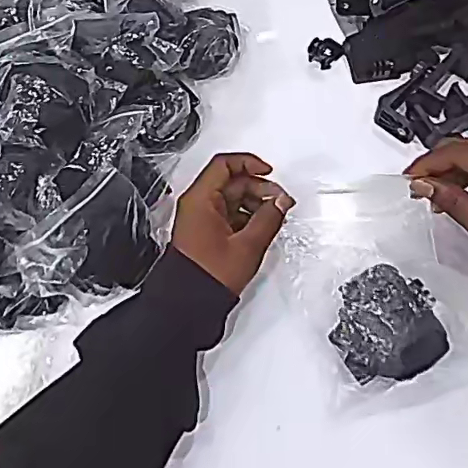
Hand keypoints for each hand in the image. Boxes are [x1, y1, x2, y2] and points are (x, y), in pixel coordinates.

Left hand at [171, 153, 294, 293]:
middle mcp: (197, 204)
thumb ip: (268, 218)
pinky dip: (246, 216)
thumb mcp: (247, 245)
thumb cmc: (206, 277)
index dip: (249, 163)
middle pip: (231, 181)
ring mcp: (200, 217)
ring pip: (232, 197)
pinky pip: (229, 213)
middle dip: (258, 187)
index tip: (268, 171)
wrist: (187, 305)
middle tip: (279, 200)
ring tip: (273, 216)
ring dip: (254, 203)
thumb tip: (280, 201)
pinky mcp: (205, 231)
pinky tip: (260, 227)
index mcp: (200, 199)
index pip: (225, 164)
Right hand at [406, 139, 467, 277]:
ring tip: (430, 192)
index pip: (454, 152)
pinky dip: (461, 173)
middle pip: (459, 147)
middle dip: (433, 165)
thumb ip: (451, 201)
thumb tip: (425, 185)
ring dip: (446, 169)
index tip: (410, 179)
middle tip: (415, 185)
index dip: (426, 165)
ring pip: (467, 152)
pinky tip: (451, 191)